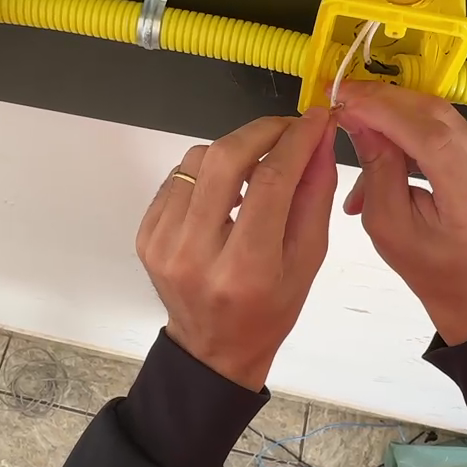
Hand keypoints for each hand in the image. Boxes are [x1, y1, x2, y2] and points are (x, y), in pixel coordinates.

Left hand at [135, 109, 338, 389]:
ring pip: (198, 160)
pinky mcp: (146, 234)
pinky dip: (207, 170)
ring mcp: (163, 242)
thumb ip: (315, 197)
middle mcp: (196, 253)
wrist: (212, 347)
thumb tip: (319, 141)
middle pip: (225, 159)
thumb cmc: (268, 311)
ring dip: (234, 149)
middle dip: (263, 131)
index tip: (315, 119)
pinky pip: (178, 177)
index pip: (270, 183)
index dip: (296, 142)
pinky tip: (226, 188)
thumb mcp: (307, 261)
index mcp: (245, 269)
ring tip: (259, 164)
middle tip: (288, 128)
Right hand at [334, 82, 466, 344]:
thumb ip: (376, 168)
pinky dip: (414, 127)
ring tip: (360, 121)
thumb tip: (358, 115)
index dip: (387, 112)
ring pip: (445, 117)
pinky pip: (452, 127)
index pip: (433, 140)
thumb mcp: (385, 224)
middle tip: (346, 95)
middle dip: (388, 101)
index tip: (347, 98)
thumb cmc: (423, 264)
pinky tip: (389, 140)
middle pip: (441, 118)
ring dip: (396, 113)